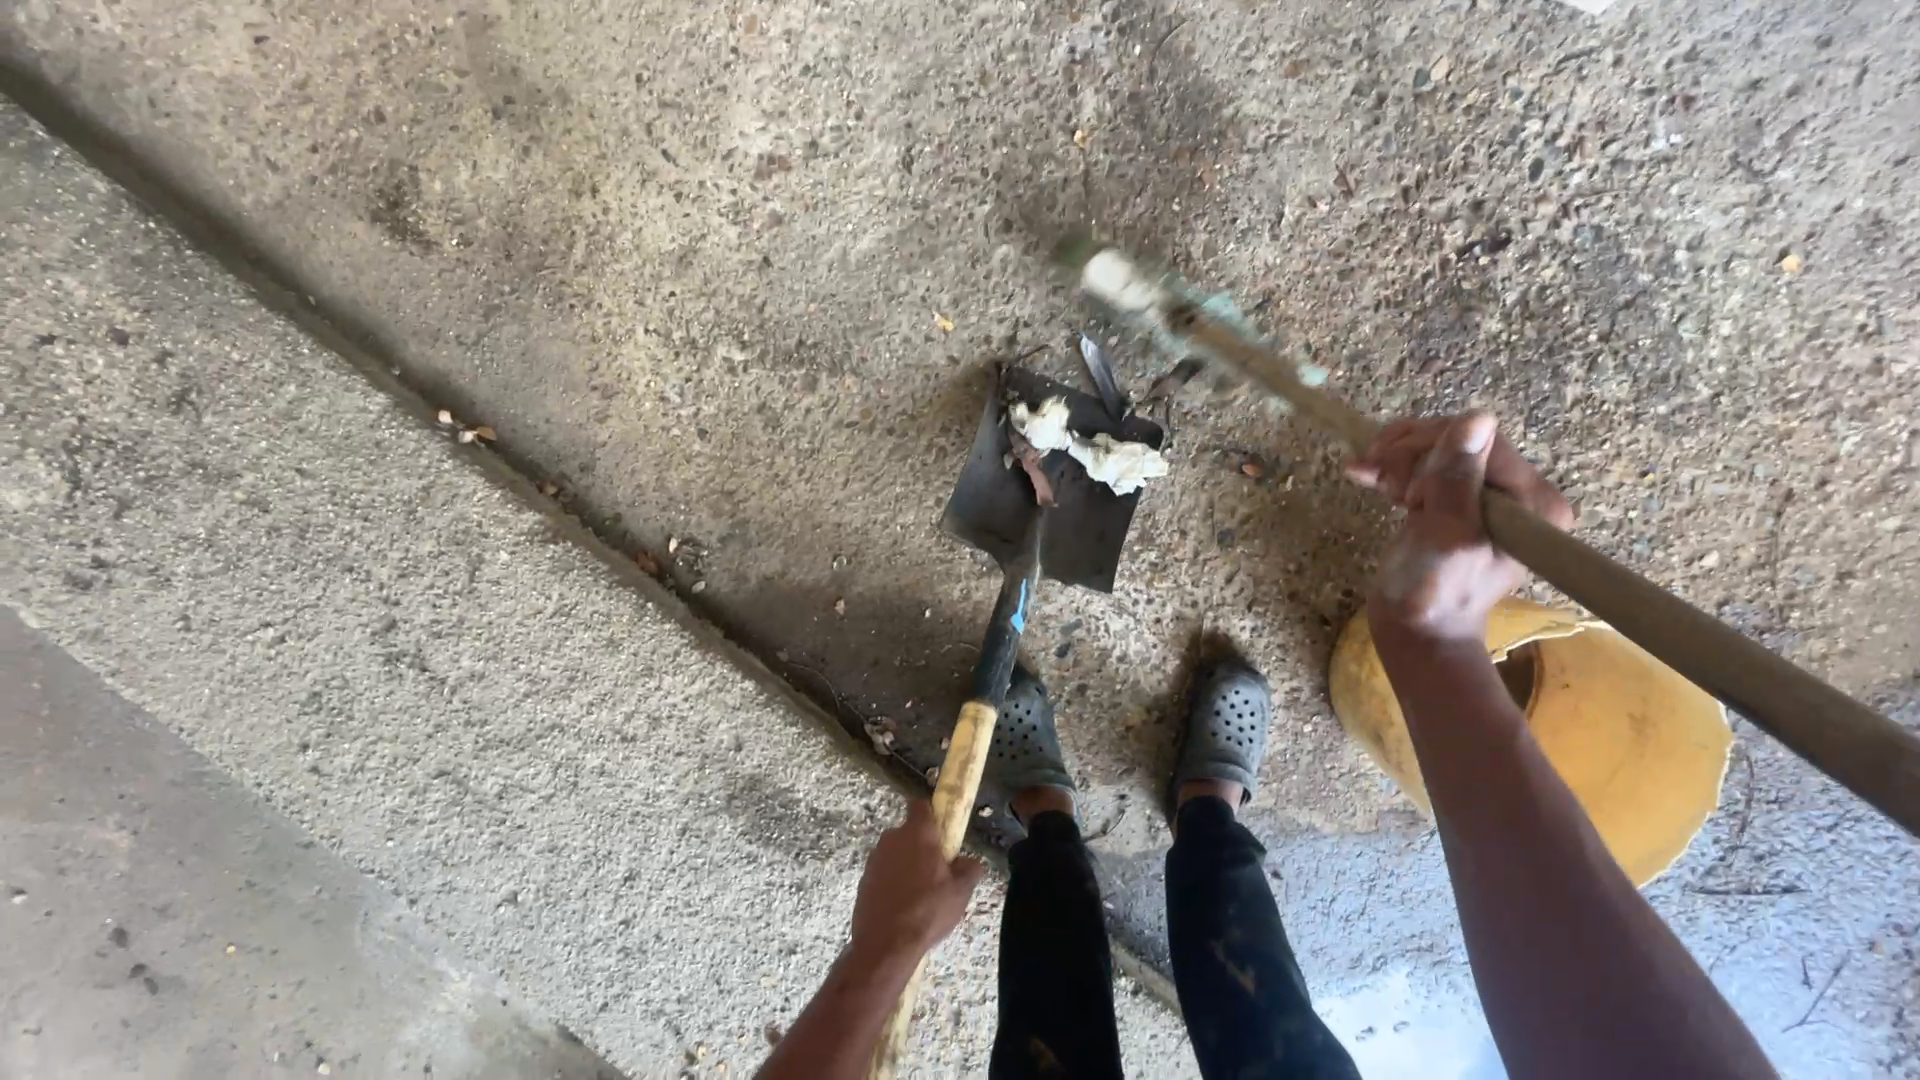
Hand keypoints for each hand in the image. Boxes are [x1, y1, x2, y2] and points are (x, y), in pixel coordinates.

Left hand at [848, 800, 986, 965]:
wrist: (886, 944)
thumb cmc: (928, 910)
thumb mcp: (960, 892)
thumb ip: (969, 870)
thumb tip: (971, 862)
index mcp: (917, 833)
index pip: (921, 805)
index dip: (931, 815)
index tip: (940, 833)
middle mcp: (892, 838)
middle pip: (908, 832)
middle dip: (920, 845)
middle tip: (935, 871)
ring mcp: (875, 858)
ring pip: (895, 853)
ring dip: (905, 864)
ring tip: (918, 893)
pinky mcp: (863, 879)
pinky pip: (883, 872)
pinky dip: (891, 881)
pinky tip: (901, 905)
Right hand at [1346, 412, 1573, 644]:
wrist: (1416, 631)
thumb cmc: (1433, 593)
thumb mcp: (1447, 536)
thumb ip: (1459, 480)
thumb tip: (1476, 418)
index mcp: (1532, 501)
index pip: (1482, 441)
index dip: (1435, 453)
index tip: (1403, 491)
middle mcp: (1518, 493)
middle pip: (1457, 440)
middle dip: (1410, 455)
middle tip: (1380, 484)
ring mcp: (1485, 496)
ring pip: (1435, 448)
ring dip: (1395, 459)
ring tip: (1370, 479)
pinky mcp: (1454, 501)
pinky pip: (1425, 465)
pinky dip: (1392, 467)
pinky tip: (1364, 473)